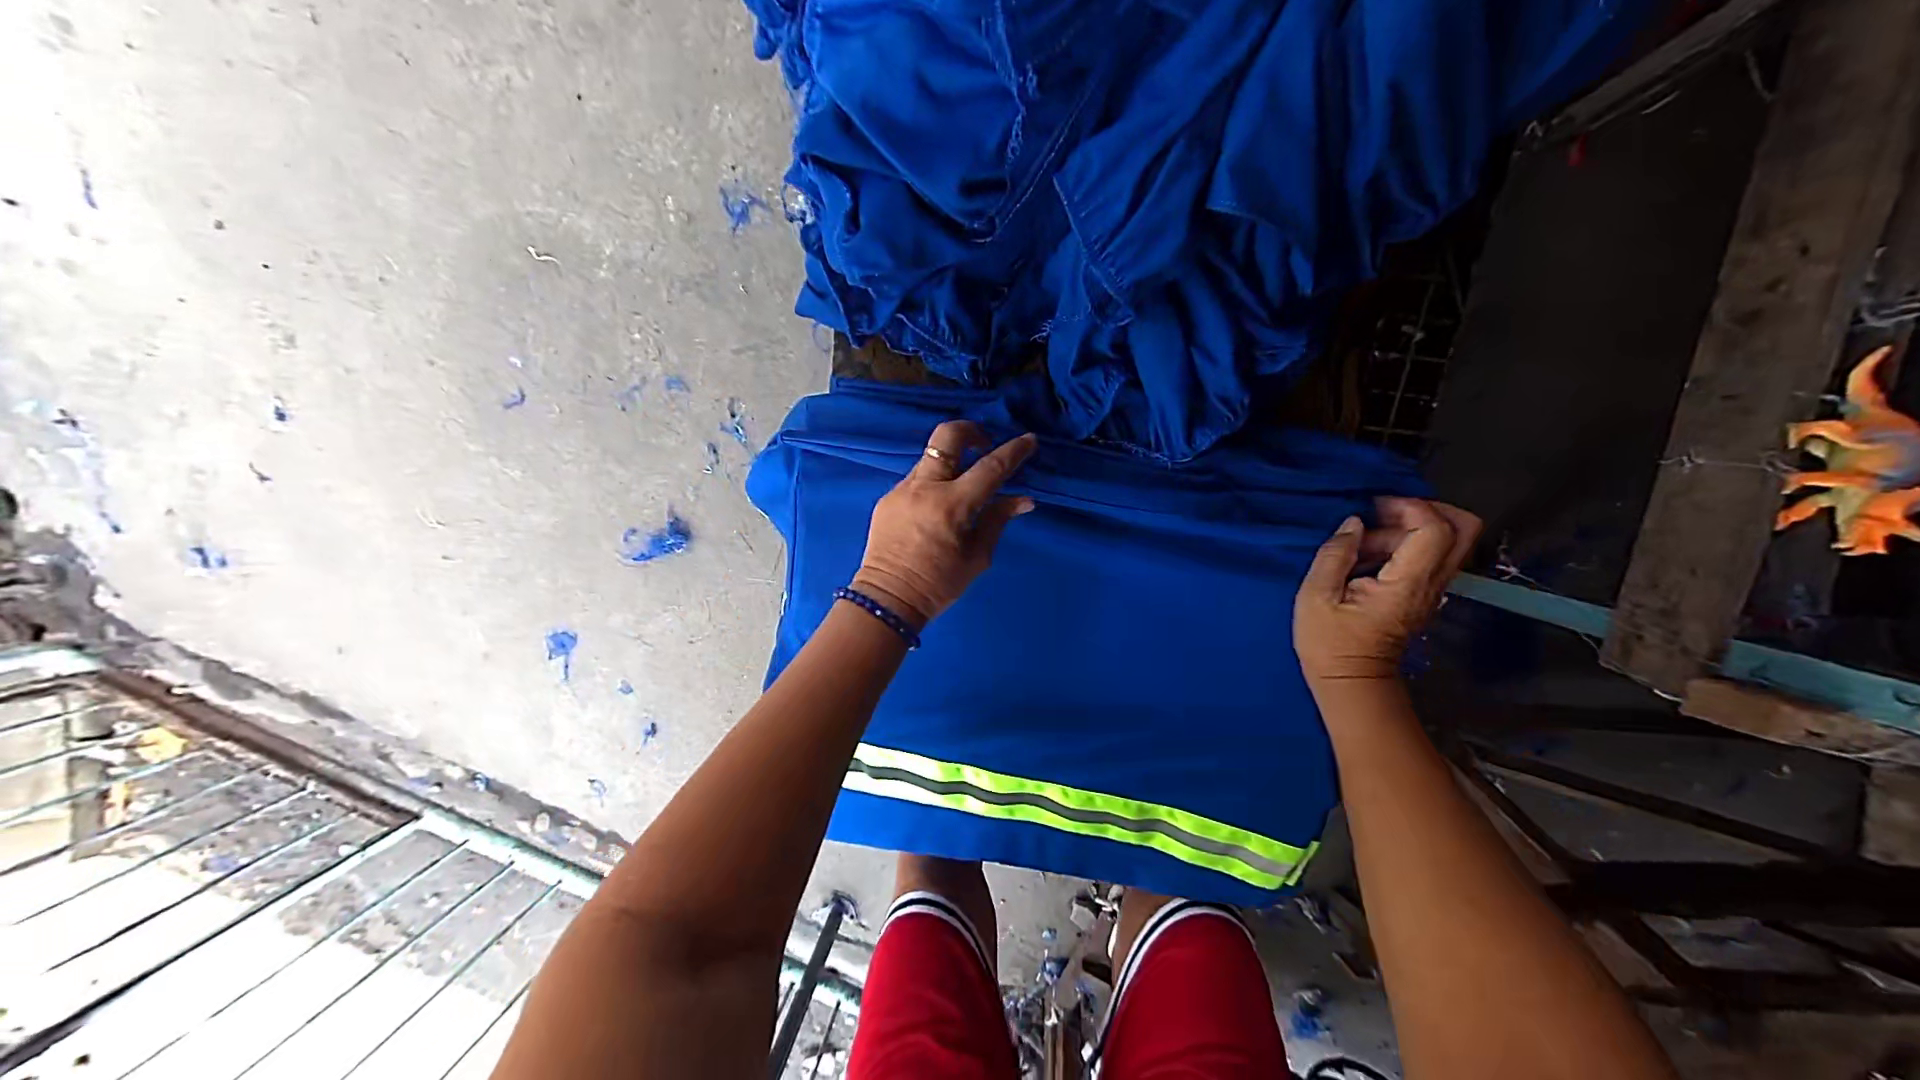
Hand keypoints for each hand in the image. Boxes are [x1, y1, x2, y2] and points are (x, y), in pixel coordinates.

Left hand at [851, 421, 1038, 626]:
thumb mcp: (978, 556)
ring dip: (951, 462)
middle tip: (984, 443)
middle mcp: (925, 488)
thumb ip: (998, 520)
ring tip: (962, 483)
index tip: (1029, 440)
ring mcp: (902, 490)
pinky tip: (936, 507)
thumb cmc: (939, 584)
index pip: (990, 467)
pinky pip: (916, 479)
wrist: (888, 599)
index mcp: (952, 505)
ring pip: (930, 458)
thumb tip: (1023, 499)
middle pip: (948, 436)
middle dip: (971, 430)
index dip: (1014, 451)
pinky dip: (932, 483)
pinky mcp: (887, 498)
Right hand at [1294, 497, 1481, 684]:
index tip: (1375, 506)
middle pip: (1463, 530)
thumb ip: (1335, 554)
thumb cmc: (1328, 643)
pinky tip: (1368, 554)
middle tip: (1385, 512)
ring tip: (1363, 540)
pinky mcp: (1422, 596)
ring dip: (1410, 528)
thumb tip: (1354, 524)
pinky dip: (1406, 544)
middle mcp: (1431, 585)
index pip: (1434, 530)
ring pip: (1447, 541)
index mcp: (1407, 583)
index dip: (1410, 507)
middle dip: (1427, 509)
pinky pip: (1430, 557)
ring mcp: (1431, 592)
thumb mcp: (1315, 596)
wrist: (1349, 682)